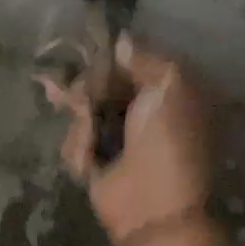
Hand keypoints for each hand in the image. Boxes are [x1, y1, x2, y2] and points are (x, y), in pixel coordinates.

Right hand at [41, 37, 214, 243]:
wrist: (151, 204)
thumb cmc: (169, 141)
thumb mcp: (169, 85)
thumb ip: (145, 58)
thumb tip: (121, 41)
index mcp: (172, 91)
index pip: (135, 62)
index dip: (111, 57)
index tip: (89, 49)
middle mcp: (145, 111)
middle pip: (103, 85)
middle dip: (85, 89)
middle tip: (72, 94)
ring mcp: (118, 137)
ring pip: (83, 112)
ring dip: (83, 125)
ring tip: (91, 142)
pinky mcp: (95, 161)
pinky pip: (75, 141)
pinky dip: (79, 150)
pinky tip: (90, 163)